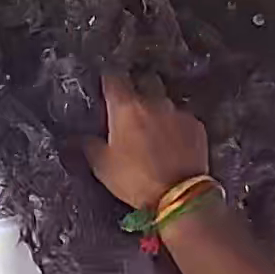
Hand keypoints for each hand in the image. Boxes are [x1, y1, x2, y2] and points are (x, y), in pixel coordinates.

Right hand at [85, 73, 208, 207]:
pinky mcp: (196, 126)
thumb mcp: (102, 165)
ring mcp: (178, 112)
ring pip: (165, 100)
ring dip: (156, 108)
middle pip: (145, 79)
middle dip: (137, 86)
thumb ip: (89, 145)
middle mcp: (154, 102)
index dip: (108, 78)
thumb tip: (78, 136)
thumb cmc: (134, 178)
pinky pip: (181, 117)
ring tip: (150, 128)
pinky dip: (174, 125)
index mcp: (126, 108)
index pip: (114, 77)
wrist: (178, 195)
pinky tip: (170, 142)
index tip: (104, 83)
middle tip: (128, 104)